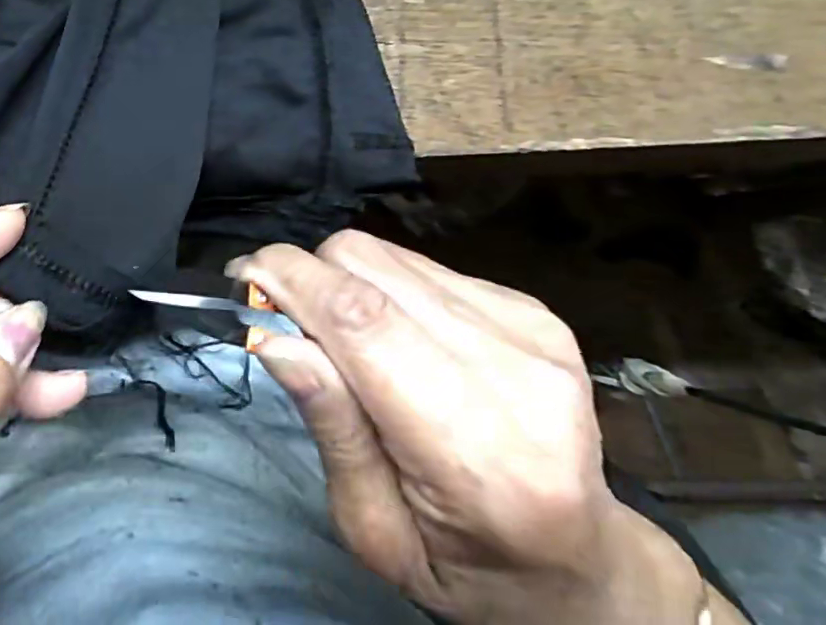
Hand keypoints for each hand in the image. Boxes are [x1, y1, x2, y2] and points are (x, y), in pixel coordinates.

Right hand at [241, 231, 737, 624]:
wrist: (583, 564)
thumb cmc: (466, 571)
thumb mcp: (375, 533)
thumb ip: (331, 427)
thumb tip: (274, 338)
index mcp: (480, 457)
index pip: (364, 325)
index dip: (293, 282)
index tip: (242, 276)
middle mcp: (518, 377)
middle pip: (371, 268)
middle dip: (308, 276)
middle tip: (285, 317)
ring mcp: (534, 333)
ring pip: (391, 255)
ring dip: (345, 281)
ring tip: (345, 337)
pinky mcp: (535, 310)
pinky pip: (422, 265)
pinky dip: (386, 287)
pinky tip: (397, 336)